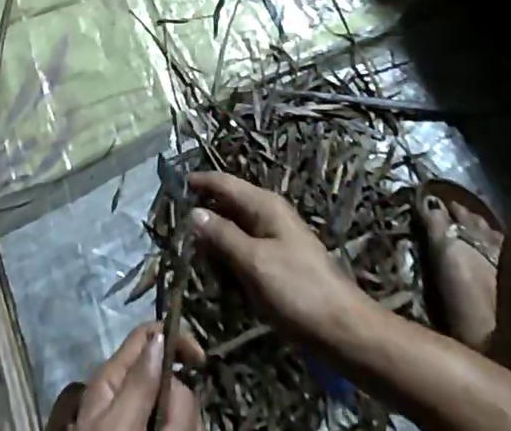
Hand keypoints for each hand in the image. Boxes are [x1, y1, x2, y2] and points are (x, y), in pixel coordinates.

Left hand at [73, 322, 202, 430]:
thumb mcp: (119, 424)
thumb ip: (140, 383)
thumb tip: (160, 338)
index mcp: (113, 379)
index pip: (146, 336)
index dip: (175, 339)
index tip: (200, 362)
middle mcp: (128, 394)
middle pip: (170, 380)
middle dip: (179, 409)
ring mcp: (141, 419)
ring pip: (179, 409)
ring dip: (180, 426)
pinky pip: (178, 426)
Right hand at [189, 172, 374, 349]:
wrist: (340, 327)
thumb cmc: (296, 290)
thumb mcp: (253, 262)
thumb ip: (222, 235)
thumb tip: (193, 212)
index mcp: (264, 205)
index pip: (223, 183)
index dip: (198, 182)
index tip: (170, 187)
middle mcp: (268, 214)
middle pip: (227, 205)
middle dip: (202, 216)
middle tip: (173, 231)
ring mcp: (274, 237)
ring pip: (233, 230)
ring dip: (214, 242)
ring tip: (192, 257)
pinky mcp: (276, 260)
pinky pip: (243, 250)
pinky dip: (228, 259)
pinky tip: (219, 277)